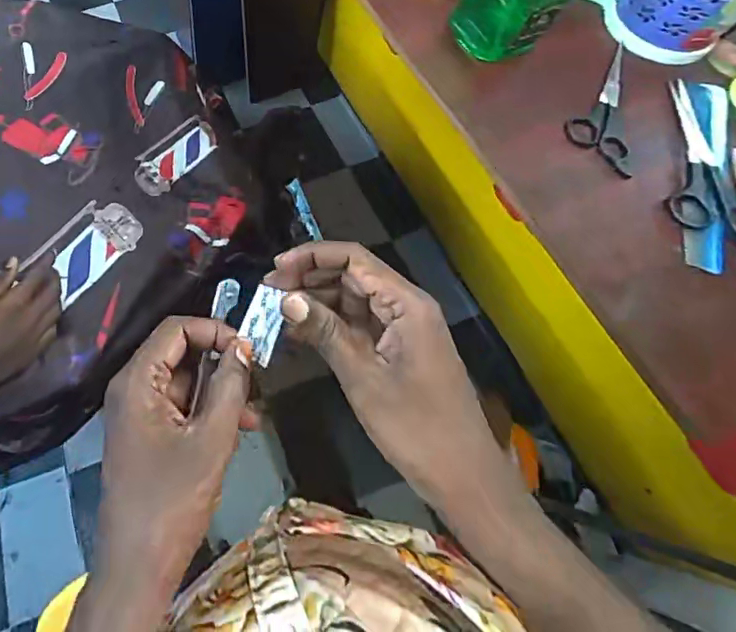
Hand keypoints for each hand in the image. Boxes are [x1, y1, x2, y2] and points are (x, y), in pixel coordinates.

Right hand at [0, 259, 58, 417]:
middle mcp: (33, 317)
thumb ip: (1, 283)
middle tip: (51, 272)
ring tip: (50, 291)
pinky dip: (53, 319)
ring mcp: (37, 336)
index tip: (50, 255)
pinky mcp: (36, 351)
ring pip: (56, 311)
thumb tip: (15, 262)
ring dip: (56, 297)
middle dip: (55, 279)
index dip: (46, 264)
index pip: (38, 277)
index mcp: (17, 302)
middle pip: (53, 293)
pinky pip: (53, 331)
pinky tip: (47, 317)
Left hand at [87, 318, 253, 612]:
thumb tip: (242, 347)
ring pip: (182, 382)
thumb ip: (228, 387)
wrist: (136, 565)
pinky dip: (205, 412)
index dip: (213, 330)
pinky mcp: (144, 433)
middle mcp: (131, 387)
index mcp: (137, 379)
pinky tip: (235, 431)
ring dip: (218, 392)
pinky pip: (178, 407)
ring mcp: (136, 411)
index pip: (175, 328)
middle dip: (219, 363)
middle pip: (178, 353)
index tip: (247, 349)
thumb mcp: (210, 440)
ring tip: (251, 415)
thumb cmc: (171, 500)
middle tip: (255, 382)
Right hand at [267, 242, 489, 483]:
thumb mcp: (363, 377)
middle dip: (308, 277)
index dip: (311, 256)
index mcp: (406, 303)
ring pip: (351, 298)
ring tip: (276, 310)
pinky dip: (329, 323)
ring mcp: (402, 328)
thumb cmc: (417, 428)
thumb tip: (285, 298)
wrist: (466, 480)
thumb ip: (324, 331)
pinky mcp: (397, 349)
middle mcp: (405, 306)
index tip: (275, 269)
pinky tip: (299, 332)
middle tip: (268, 292)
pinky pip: (357, 323)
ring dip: (315, 300)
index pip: (353, 258)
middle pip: (351, 274)